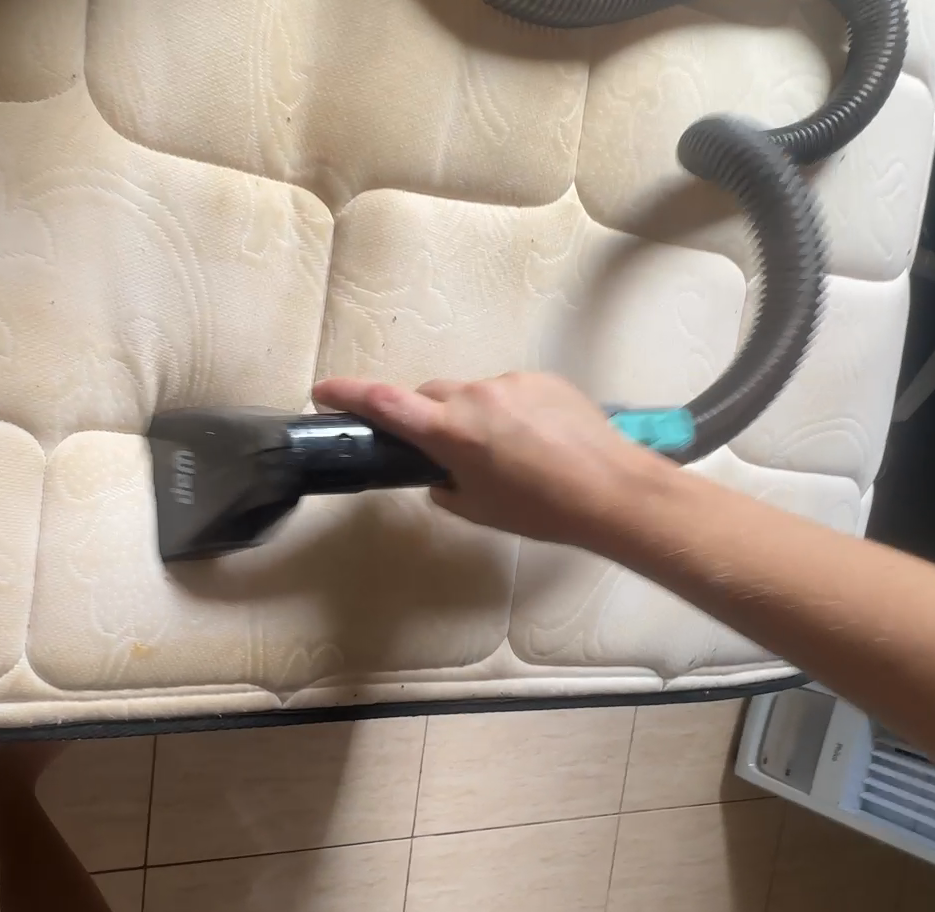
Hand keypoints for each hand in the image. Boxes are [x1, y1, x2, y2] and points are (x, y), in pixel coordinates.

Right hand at [311, 373, 673, 551]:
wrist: (613, 491)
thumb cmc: (537, 510)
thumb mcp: (477, 508)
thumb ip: (444, 486)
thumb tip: (440, 475)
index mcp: (450, 431)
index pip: (385, 403)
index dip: (348, 394)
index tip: (321, 391)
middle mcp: (474, 397)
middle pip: (427, 394)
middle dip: (422, 415)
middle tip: (438, 448)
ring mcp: (510, 382)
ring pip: (469, 393)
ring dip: (468, 415)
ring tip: (501, 451)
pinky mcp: (542, 379)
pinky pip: (506, 391)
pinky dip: (504, 411)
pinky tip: (532, 440)